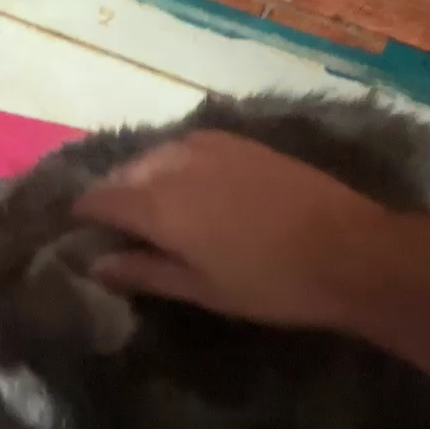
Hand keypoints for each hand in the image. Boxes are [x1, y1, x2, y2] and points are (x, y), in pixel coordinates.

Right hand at [73, 130, 419, 330]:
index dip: (84, 214)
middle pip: (124, 173)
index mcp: (158, 203)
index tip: (80, 232)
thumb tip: (95, 264)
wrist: (349, 249)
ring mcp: (208, 145)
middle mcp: (174, 162)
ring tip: (152, 209)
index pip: (99, 199)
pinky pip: (185, 147)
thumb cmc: (270, 282)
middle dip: (113, 196)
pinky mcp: (237, 140)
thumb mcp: (200, 288)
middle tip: (119, 229)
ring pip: (154, 156)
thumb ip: (143, 271)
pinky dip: (173, 165)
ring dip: (143, 178)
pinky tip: (187, 186)